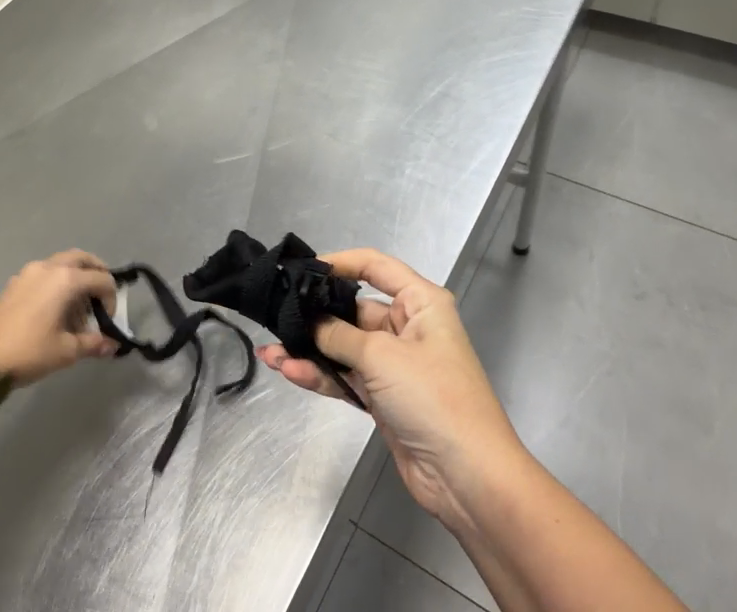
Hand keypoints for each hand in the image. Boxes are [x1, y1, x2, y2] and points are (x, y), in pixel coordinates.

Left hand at [0, 250, 118, 385]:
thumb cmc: (29, 351)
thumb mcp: (66, 351)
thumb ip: (93, 343)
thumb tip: (112, 346)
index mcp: (66, 280)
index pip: (102, 279)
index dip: (111, 299)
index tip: (107, 321)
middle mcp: (49, 268)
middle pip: (82, 259)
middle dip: (96, 274)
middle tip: (100, 297)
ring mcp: (29, 272)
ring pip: (62, 263)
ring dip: (76, 277)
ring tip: (77, 307)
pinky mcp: (15, 282)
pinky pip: (45, 273)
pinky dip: (57, 282)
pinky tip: (54, 309)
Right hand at [259, 248, 520, 525]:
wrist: (465, 474)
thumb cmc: (433, 397)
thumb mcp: (382, 357)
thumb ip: (338, 334)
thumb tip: (308, 321)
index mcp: (421, 303)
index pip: (376, 266)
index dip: (339, 262)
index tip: (301, 268)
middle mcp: (408, 327)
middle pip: (354, 309)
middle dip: (315, 314)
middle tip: (274, 314)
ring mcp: (394, 364)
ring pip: (344, 347)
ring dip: (310, 349)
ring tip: (270, 351)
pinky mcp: (383, 397)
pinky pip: (345, 377)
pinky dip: (319, 375)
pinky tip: (288, 371)